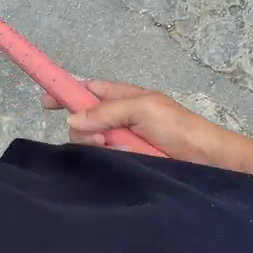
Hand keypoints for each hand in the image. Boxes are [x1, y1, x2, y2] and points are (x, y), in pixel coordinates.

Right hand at [42, 80, 252, 184]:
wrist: (208, 162)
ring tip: (120, 149)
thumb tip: (73, 119)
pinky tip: (120, 160)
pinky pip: (103, 160)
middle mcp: (118, 119)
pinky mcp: (126, 163)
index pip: (87, 90)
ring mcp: (122, 142)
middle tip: (102, 138)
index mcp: (123, 97)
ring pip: (91, 142)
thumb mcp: (144, 108)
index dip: (65, 91)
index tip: (45, 101)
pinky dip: (107, 159)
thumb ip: (107, 110)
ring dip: (99, 145)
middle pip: (82, 120)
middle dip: (85, 128)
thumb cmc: (180, 128)